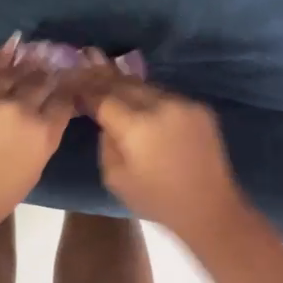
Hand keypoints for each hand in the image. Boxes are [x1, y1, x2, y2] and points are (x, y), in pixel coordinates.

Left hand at [0, 40, 74, 233]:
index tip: (69, 82)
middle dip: (49, 72)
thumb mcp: (34, 168)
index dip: (68, 88)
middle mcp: (20, 109)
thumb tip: (51, 111)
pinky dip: (1, 56)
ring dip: (28, 61)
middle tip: (53, 64)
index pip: (64, 99)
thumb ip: (46, 136)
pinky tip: (12, 47)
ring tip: (35, 51)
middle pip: (42, 80)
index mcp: (42, 133)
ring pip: (15, 70)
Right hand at [86, 78, 252, 236]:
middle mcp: (160, 105)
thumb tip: (105, 121)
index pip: (103, 97)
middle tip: (89, 75)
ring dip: (129, 87)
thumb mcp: (114, 177)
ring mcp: (183, 103)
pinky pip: (167, 96)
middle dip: (104, 80)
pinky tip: (144, 105)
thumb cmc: (157, 199)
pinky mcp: (200, 107)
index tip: (74, 88)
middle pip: (124, 83)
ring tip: (114, 86)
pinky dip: (152, 98)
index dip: (86, 92)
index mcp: (136, 126)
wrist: (208, 207)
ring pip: (147, 86)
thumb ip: (105, 142)